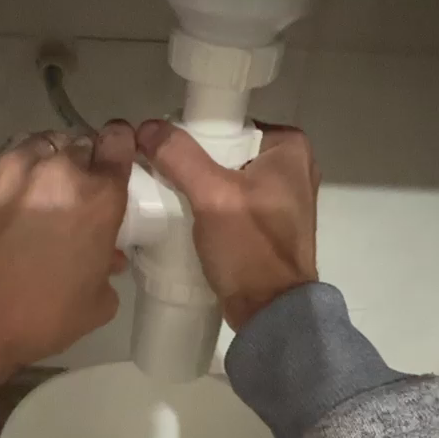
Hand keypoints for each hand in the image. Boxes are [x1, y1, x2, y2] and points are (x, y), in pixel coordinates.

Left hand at [0, 122, 132, 384]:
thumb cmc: (43, 318)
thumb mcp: (97, 303)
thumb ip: (108, 269)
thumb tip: (106, 257)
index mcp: (99, 198)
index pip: (119, 143)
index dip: (120, 151)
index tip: (116, 167)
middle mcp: (62, 171)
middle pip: (84, 143)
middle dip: (88, 163)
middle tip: (82, 192)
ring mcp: (19, 169)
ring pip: (48, 142)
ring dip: (55, 159)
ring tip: (51, 187)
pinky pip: (16, 154)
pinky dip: (25, 165)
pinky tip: (24, 189)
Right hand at [136, 119, 318, 329]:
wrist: (271, 313)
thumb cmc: (250, 249)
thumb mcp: (213, 196)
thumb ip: (180, 157)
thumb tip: (146, 127)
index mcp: (290, 148)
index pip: (230, 124)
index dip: (193, 135)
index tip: (164, 154)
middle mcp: (292, 168)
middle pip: (225, 152)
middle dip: (193, 165)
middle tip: (161, 177)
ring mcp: (281, 201)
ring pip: (224, 180)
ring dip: (197, 189)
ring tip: (166, 197)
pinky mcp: (267, 228)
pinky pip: (229, 205)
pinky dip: (208, 210)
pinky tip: (185, 219)